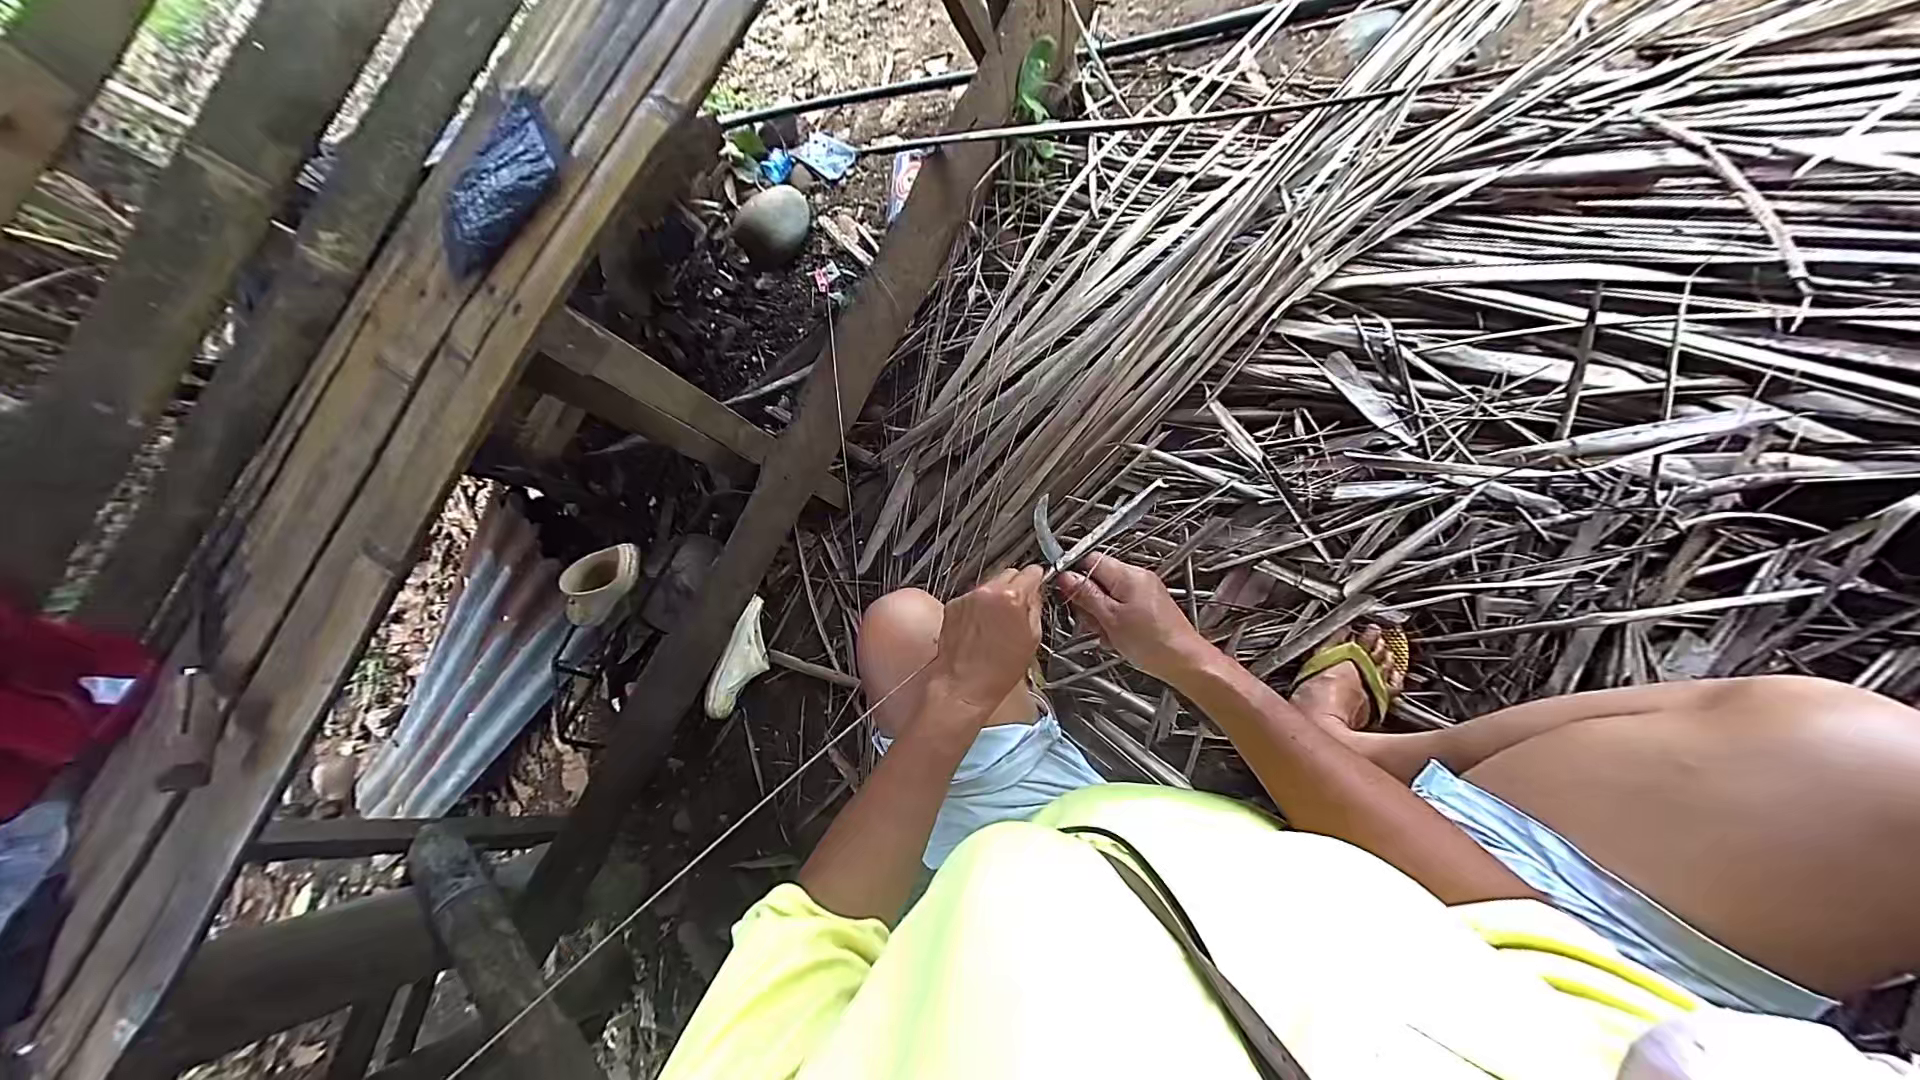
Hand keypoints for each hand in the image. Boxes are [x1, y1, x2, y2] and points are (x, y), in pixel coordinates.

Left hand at [929, 566, 1043, 715]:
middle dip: (1016, 588)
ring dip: (995, 598)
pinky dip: (978, 607)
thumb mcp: (1032, 638)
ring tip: (997, 624)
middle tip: (1017, 609)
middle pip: (1009, 574)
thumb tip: (1035, 594)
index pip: (1031, 572)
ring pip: (990, 586)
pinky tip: (981, 628)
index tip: (1037, 584)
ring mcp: (968, 597)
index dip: (1037, 579)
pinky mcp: (953, 605)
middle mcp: (988, 592)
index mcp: (1012, 598)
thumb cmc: (997, 670)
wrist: (962, 684)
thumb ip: (1035, 608)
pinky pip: (973, 598)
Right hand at [1057, 554, 1213, 684]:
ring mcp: (1145, 592)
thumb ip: (1086, 595)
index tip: (1070, 596)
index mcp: (1128, 575)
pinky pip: (1121, 607)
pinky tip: (1118, 637)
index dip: (1075, 578)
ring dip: (1101, 615)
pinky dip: (1114, 621)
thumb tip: (1066, 578)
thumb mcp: (1110, 619)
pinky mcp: (1148, 606)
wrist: (1184, 662)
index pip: (1090, 560)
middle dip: (1089, 602)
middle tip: (1094, 622)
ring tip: (1109, 633)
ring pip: (1107, 595)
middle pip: (1098, 579)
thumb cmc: (1154, 643)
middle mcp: (1138, 578)